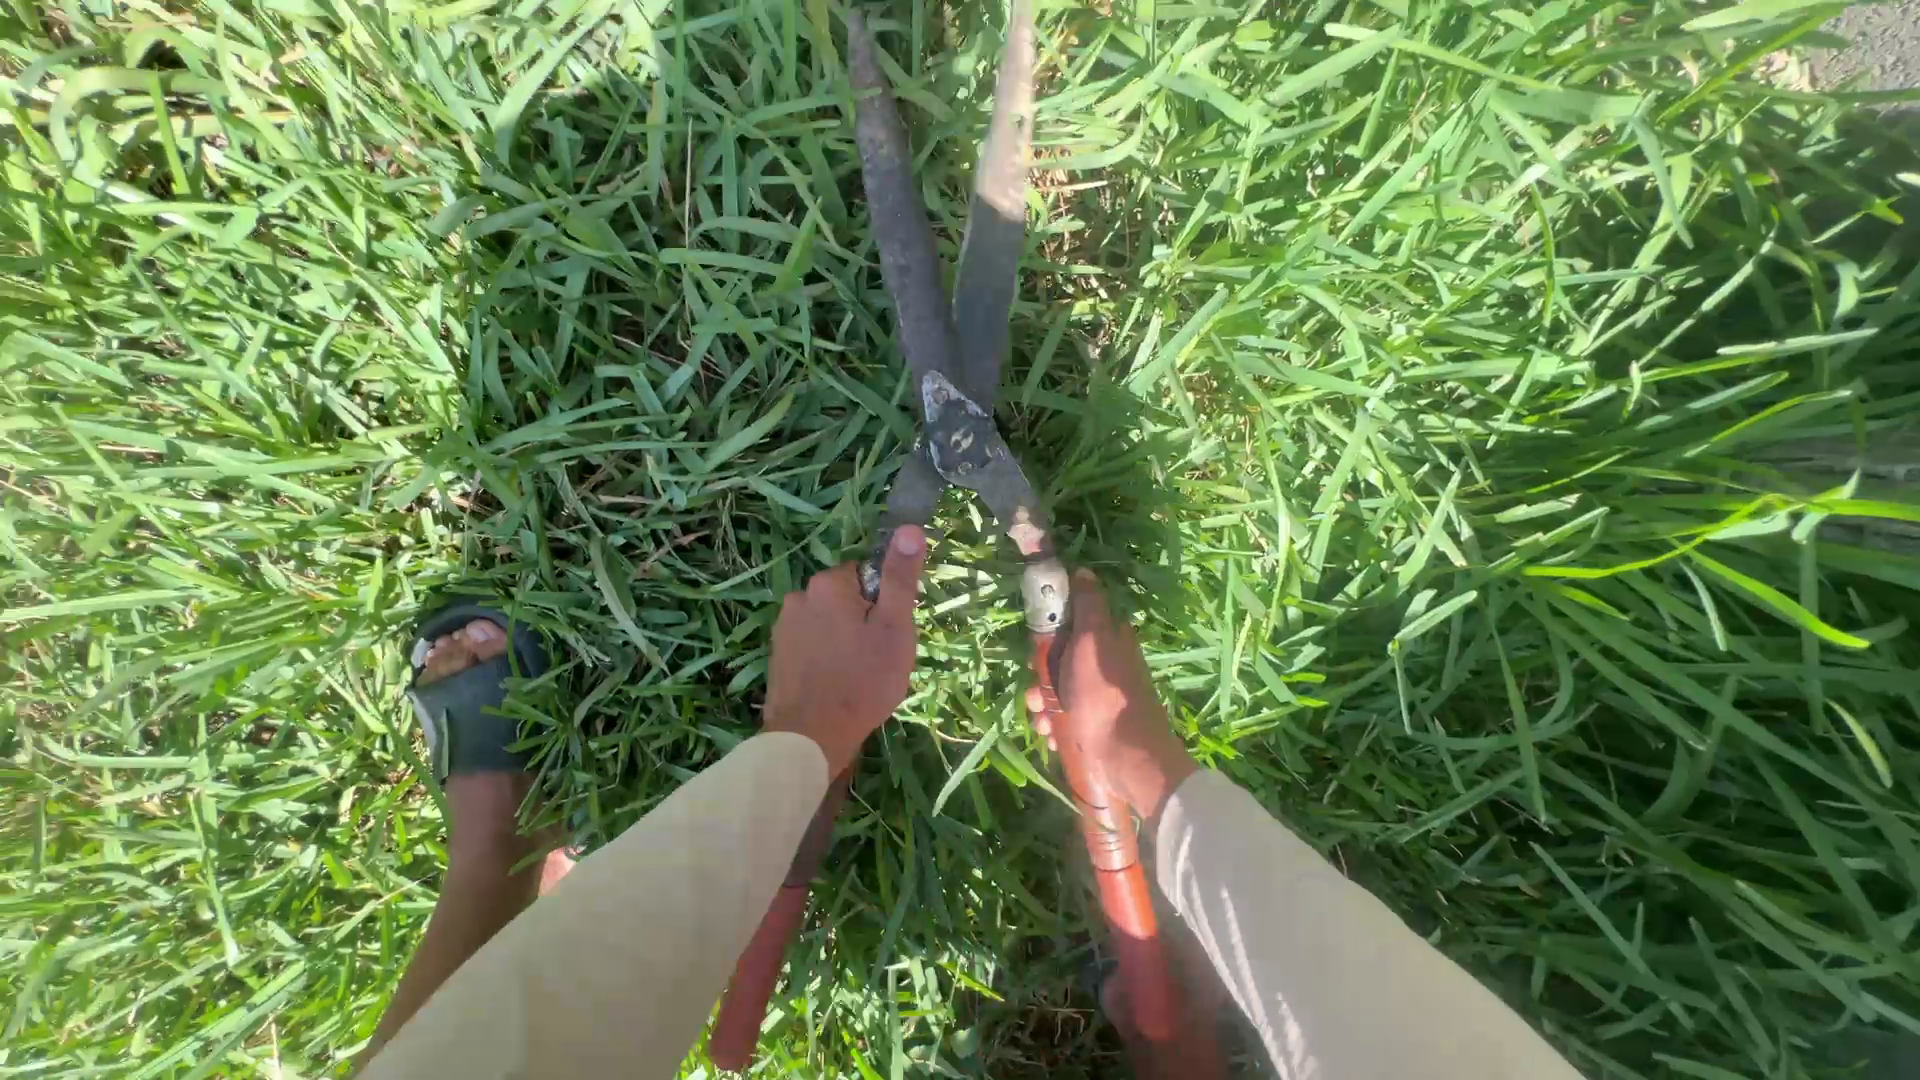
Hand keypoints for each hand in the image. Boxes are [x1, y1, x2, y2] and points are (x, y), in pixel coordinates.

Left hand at [764, 526, 928, 773]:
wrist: (811, 738)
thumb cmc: (863, 680)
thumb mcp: (894, 627)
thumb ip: (900, 577)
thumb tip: (910, 528)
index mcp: (828, 584)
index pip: (866, 575)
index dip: (884, 603)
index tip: (890, 632)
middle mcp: (799, 597)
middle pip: (846, 598)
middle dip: (864, 621)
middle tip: (879, 657)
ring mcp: (784, 627)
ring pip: (828, 622)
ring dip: (844, 640)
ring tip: (859, 675)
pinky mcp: (777, 655)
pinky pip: (812, 644)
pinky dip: (826, 658)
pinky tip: (837, 684)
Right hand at [1026, 570, 1196, 821]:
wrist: (1126, 757)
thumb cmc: (1103, 693)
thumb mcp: (1093, 638)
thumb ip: (1088, 605)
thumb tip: (1083, 570)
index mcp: (1109, 639)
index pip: (1071, 624)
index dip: (1049, 634)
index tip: (1037, 649)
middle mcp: (1106, 665)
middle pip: (1060, 661)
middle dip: (1040, 678)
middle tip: (1036, 692)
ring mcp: (1101, 697)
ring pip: (1058, 692)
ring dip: (1042, 705)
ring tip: (1042, 721)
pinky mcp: (1095, 725)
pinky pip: (1065, 718)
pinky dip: (1053, 726)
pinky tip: (1051, 736)